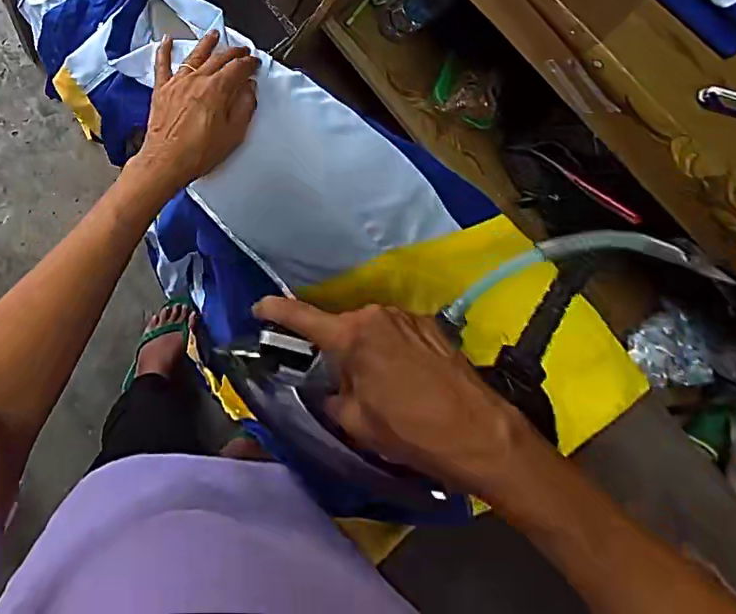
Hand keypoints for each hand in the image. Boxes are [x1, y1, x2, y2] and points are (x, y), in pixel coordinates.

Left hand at [132, 30, 259, 190]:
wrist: (165, 162)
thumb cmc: (197, 152)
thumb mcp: (234, 133)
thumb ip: (244, 107)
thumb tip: (249, 90)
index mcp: (217, 89)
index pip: (239, 68)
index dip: (250, 63)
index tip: (255, 63)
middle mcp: (197, 80)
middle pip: (220, 58)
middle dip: (234, 52)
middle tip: (242, 51)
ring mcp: (177, 83)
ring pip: (195, 55)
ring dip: (207, 43)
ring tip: (214, 35)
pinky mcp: (162, 90)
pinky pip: (162, 65)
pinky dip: (164, 50)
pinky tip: (166, 41)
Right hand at [252, 297, 547, 498]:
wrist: (476, 429)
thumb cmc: (410, 430)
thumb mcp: (357, 423)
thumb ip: (333, 398)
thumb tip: (331, 389)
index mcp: (354, 335)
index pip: (304, 318)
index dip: (277, 311)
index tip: (259, 306)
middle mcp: (379, 314)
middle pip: (342, 329)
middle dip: (335, 352)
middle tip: (339, 386)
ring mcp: (408, 316)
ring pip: (372, 331)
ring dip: (366, 352)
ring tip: (380, 390)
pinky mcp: (430, 325)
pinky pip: (397, 333)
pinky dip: (391, 351)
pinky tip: (405, 381)